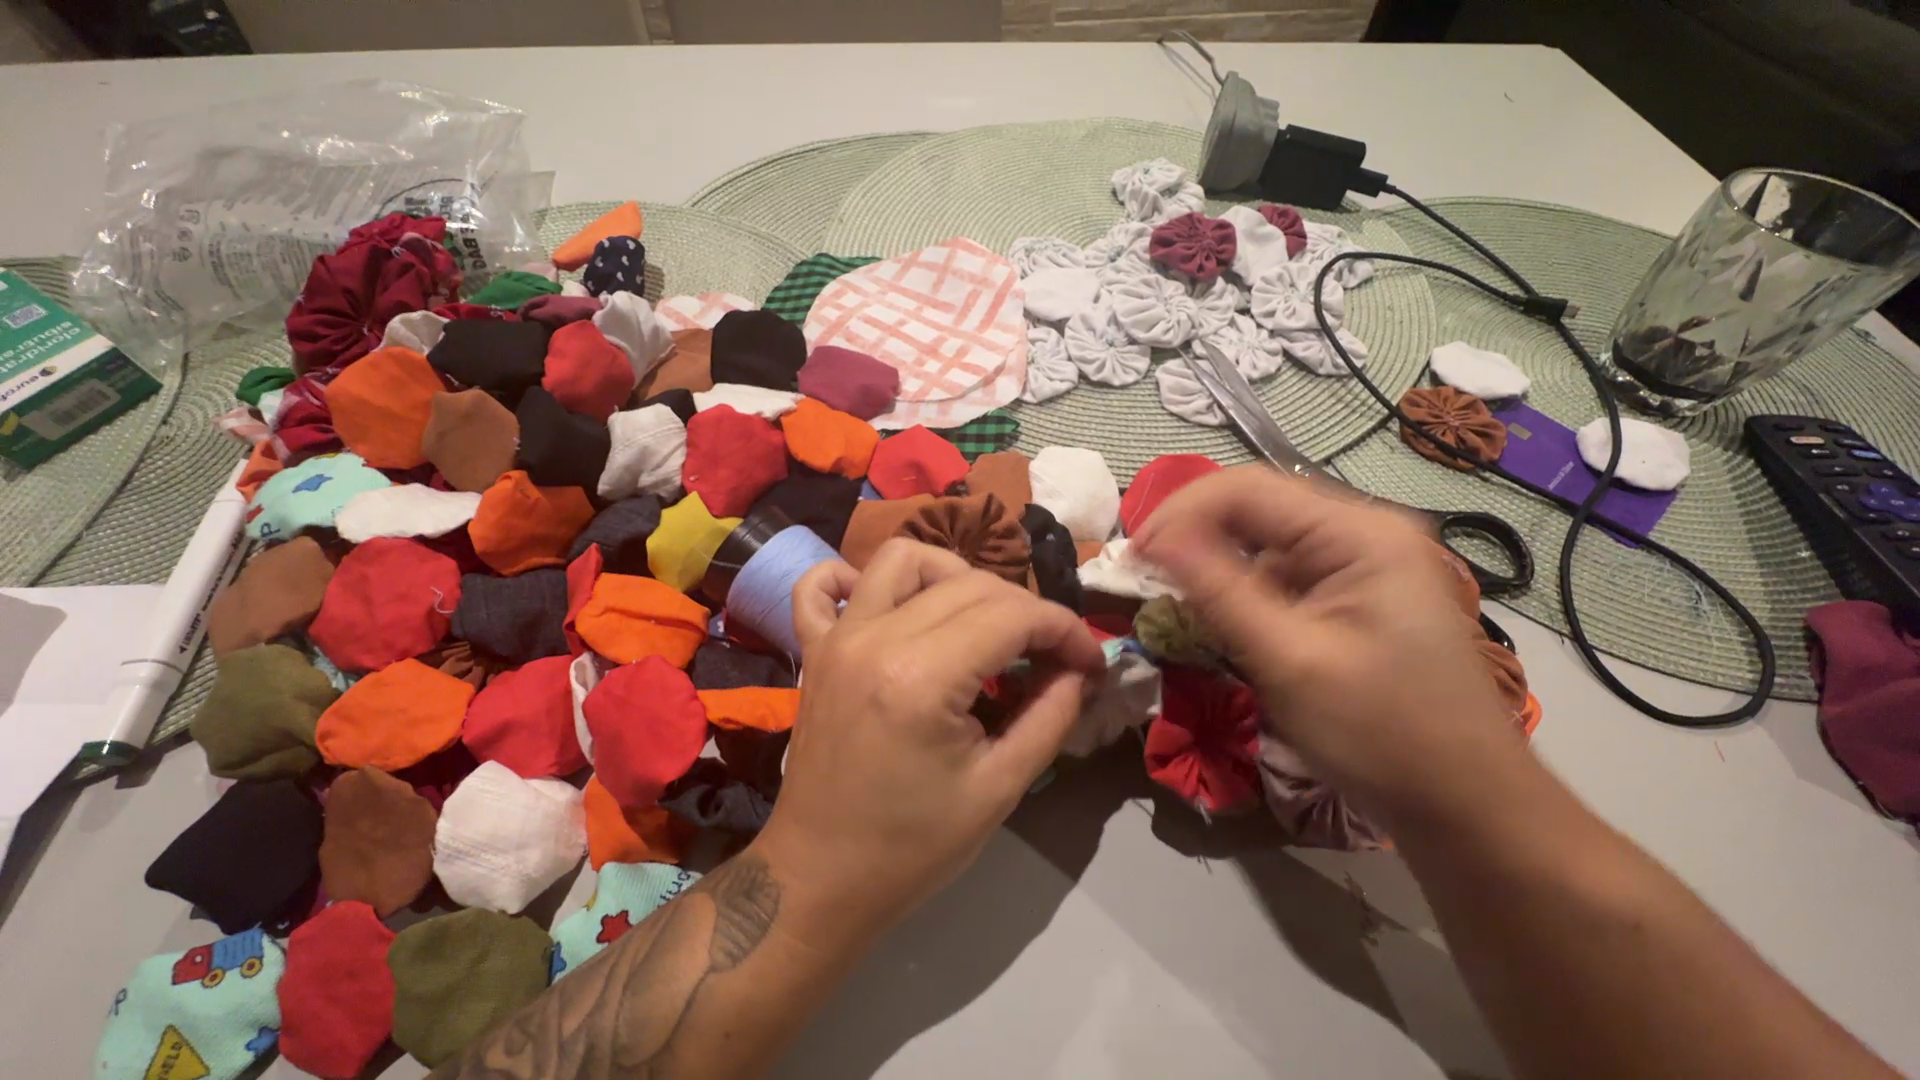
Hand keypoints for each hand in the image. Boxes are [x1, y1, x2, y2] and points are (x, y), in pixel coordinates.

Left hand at [752, 540, 1105, 939]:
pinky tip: (889, 604)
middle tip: (1050, 656)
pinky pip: (821, 586)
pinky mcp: (813, 651)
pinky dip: (858, 579)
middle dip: (1026, 610)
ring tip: (981, 625)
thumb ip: (1049, 716)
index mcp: (922, 678)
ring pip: (904, 560)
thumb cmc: (913, 847)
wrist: (820, 879)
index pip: (1013, 615)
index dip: (1064, 629)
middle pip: (970, 583)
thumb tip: (1079, 668)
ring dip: (956, 577)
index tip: (1090, 660)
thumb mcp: (1000, 788)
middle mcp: (875, 638)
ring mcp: (837, 639)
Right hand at [1130, 466, 1515, 822]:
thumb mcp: (1289, 661)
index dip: (1180, 513)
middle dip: (1192, 538)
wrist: (1466, 807)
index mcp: (1359, 534)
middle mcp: (1363, 534)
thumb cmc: (1383, 735)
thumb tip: (1154, 541)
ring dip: (1213, 569)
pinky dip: (1241, 595)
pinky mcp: (1353, 600)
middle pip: (1256, 511)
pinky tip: (1215, 623)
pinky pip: (1282, 579)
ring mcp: (1361, 567)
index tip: (1132, 557)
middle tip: (1140, 578)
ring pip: (1264, 546)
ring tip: (1168, 603)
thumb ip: (1219, 592)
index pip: (1248, 490)